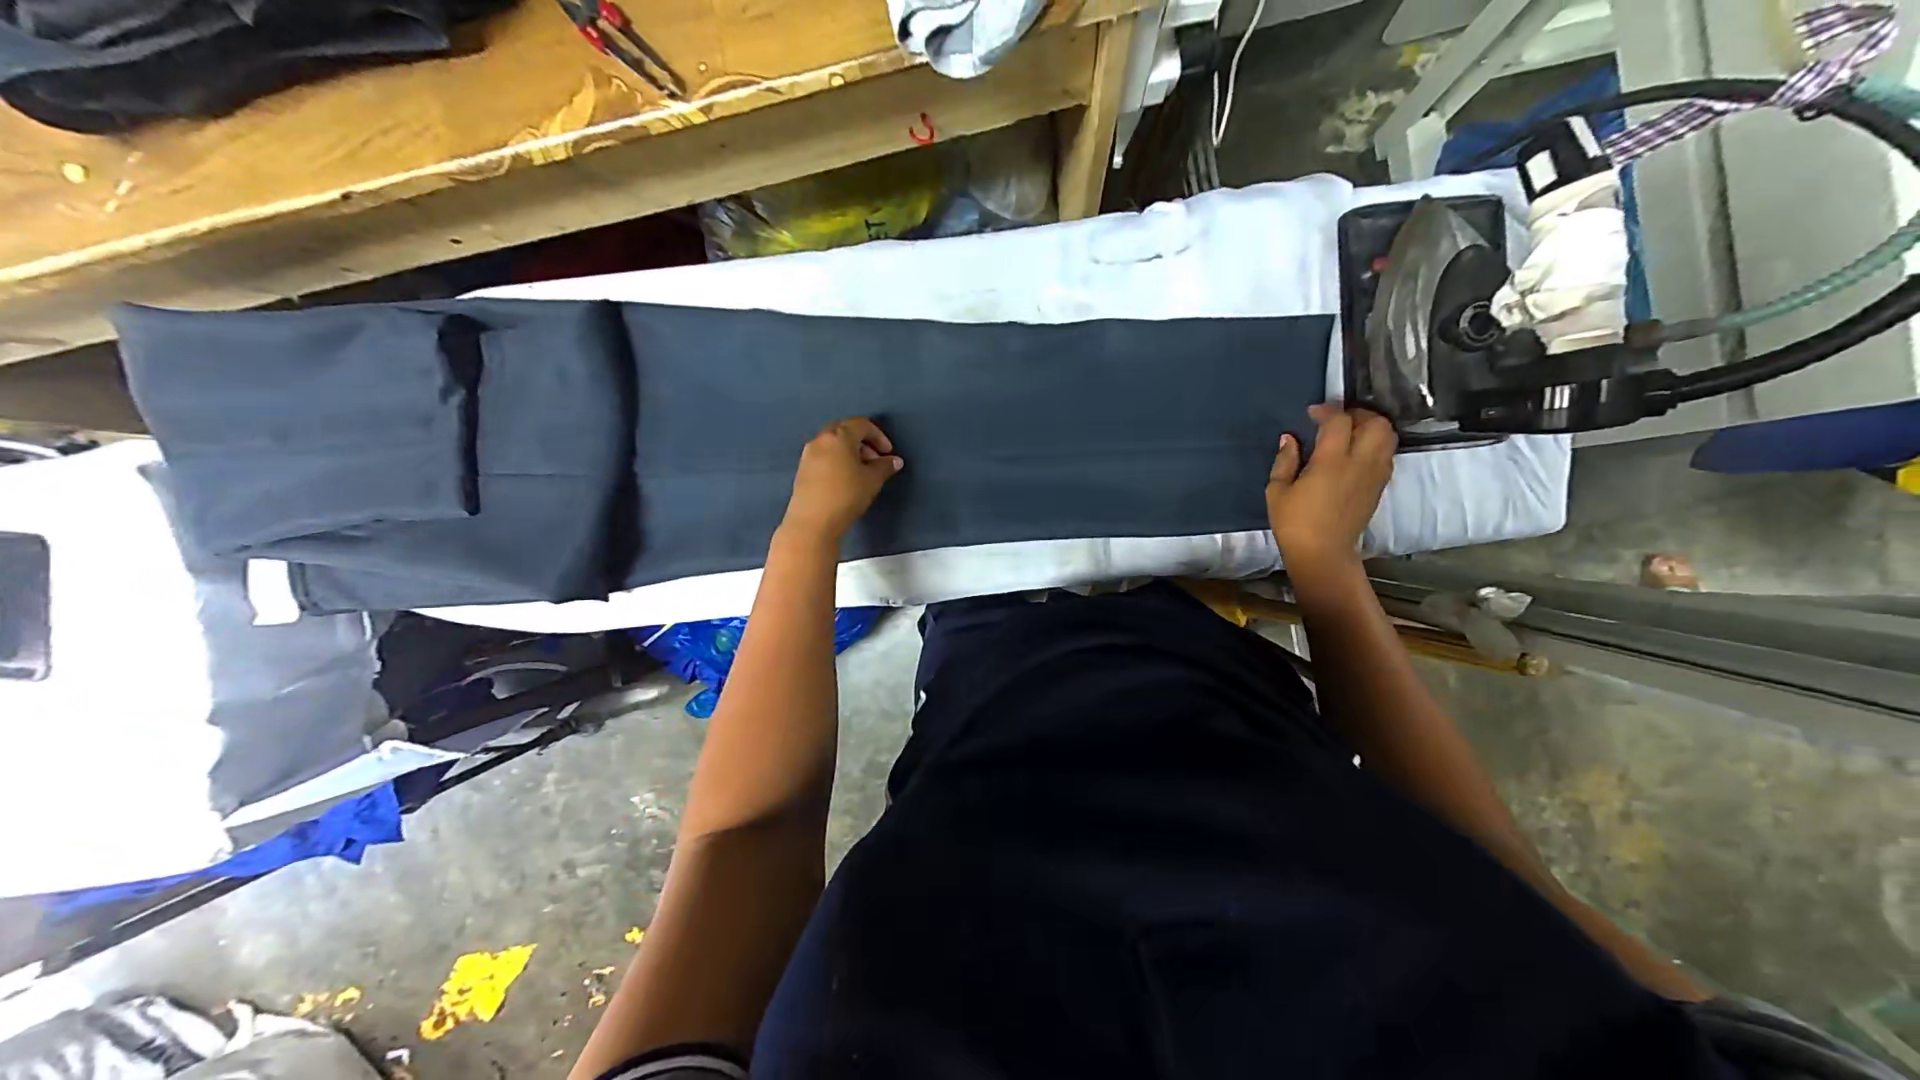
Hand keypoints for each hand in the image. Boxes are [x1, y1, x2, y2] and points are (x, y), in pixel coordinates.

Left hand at [781, 417, 903, 541]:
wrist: (813, 521)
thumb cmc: (847, 495)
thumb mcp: (872, 480)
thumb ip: (885, 466)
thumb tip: (894, 460)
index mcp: (839, 436)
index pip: (862, 425)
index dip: (878, 436)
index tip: (887, 453)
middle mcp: (821, 439)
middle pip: (844, 431)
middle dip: (862, 442)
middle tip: (874, 460)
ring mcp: (808, 454)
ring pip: (832, 444)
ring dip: (849, 452)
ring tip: (861, 472)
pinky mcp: (802, 470)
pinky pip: (824, 456)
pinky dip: (837, 460)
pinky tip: (844, 480)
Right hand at [1266, 402, 1395, 577]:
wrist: (1323, 553)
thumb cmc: (1294, 523)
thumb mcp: (1277, 491)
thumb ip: (1285, 460)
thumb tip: (1289, 439)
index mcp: (1331, 462)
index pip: (1340, 421)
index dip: (1327, 410)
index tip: (1312, 413)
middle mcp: (1360, 463)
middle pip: (1376, 423)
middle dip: (1358, 414)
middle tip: (1337, 419)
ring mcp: (1374, 474)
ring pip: (1388, 437)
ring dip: (1371, 427)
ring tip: (1349, 433)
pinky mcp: (1379, 486)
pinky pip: (1386, 454)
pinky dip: (1375, 445)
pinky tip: (1355, 453)